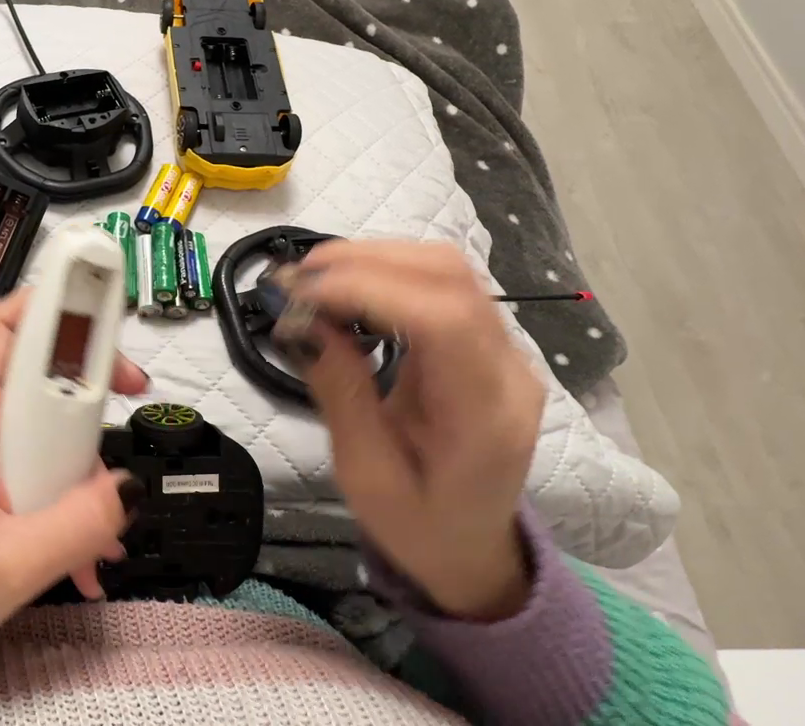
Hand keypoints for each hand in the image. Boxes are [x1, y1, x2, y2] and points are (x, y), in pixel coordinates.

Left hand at [0, 291, 148, 719]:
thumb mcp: (7, 567)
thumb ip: (76, 525)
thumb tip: (132, 487)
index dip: (50, 303)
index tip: (104, 308)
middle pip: (35, 368)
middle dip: (87, 379)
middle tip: (130, 395)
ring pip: (45, 422)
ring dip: (85, 460)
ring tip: (110, 520)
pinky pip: (40, 466)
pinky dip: (70, 498)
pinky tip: (88, 554)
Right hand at [277, 241, 543, 620]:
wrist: (470, 547)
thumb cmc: (417, 523)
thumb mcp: (365, 473)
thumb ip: (341, 392)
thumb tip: (304, 319)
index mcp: (485, 418)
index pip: (443, 321)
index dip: (368, 289)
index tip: (301, 293)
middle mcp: (509, 371)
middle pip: (449, 277)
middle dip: (364, 261)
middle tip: (296, 277)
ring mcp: (505, 351)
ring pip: (446, 269)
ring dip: (373, 258)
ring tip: (312, 278)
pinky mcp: (486, 341)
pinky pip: (440, 284)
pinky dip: (385, 271)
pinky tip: (345, 287)